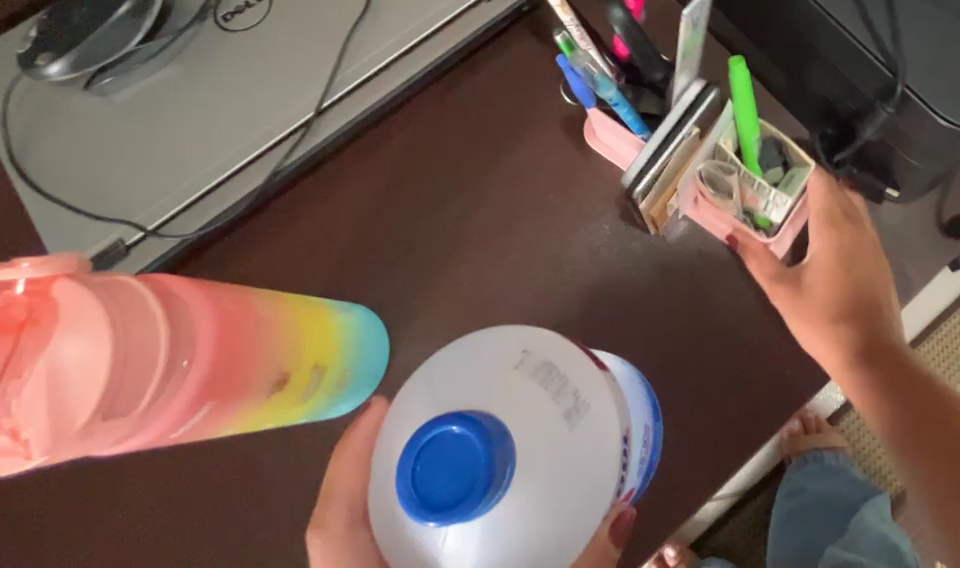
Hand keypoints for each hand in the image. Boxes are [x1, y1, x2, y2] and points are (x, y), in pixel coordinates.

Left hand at [307, 395, 638, 567]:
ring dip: (377, 508)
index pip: (333, 528)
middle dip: (369, 472)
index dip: (347, 461)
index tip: (382, 407)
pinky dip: (394, 541)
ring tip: (424, 464)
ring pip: (350, 559)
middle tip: (417, 425)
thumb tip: (625, 506)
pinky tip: (437, 532)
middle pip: (336, 534)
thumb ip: (582, 566)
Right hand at [731, 168, 907, 381]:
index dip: (801, 169)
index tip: (778, 168)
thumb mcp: (783, 291)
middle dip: (813, 185)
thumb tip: (731, 234)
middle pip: (838, 189)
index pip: (821, 180)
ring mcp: (873, 242)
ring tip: (800, 212)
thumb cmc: (823, 321)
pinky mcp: (880, 259)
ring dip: (831, 202)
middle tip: (784, 191)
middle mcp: (857, 226)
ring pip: (853, 206)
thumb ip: (757, 259)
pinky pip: (861, 225)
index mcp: (833, 226)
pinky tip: (823, 240)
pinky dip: (843, 220)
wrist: (872, 355)